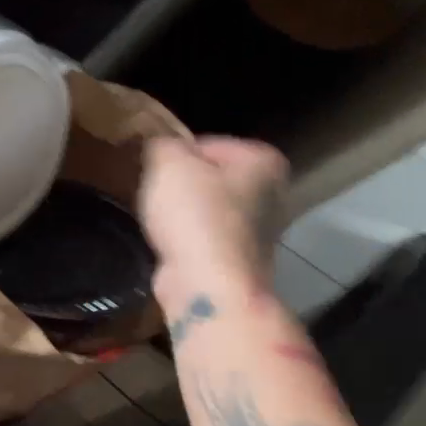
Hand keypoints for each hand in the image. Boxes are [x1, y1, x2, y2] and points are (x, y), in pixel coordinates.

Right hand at [139, 136, 288, 299]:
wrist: (209, 281)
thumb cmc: (194, 216)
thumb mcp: (168, 166)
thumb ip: (162, 145)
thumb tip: (159, 144)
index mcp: (263, 160)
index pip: (204, 143)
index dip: (172, 156)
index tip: (152, 173)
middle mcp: (273, 188)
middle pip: (210, 174)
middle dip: (181, 182)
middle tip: (153, 194)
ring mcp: (262, 224)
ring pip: (210, 203)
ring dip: (183, 209)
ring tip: (159, 219)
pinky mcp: (243, 252)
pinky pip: (208, 231)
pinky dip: (188, 233)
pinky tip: (171, 240)